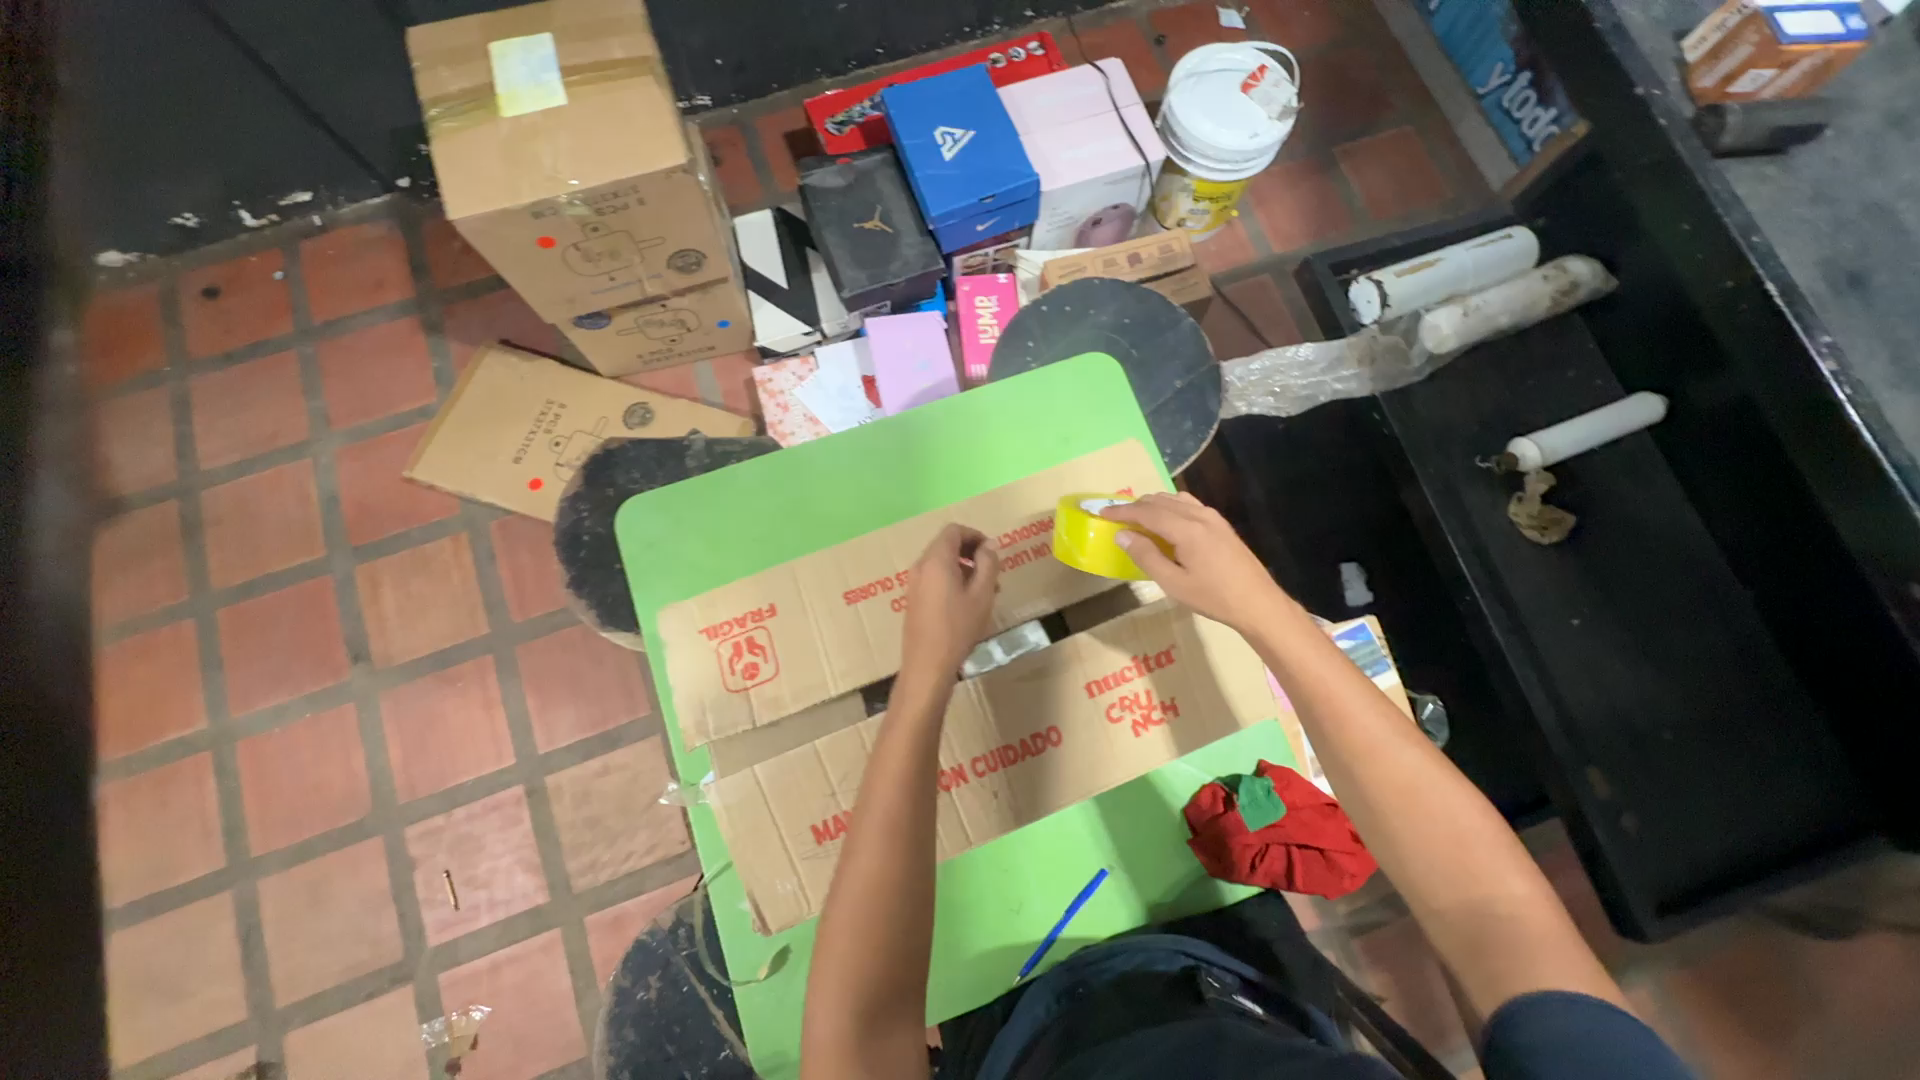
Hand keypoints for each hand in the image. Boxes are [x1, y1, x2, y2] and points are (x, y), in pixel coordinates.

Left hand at [899, 524, 1001, 680]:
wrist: (927, 664)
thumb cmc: (958, 628)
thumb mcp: (982, 594)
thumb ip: (988, 564)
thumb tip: (989, 545)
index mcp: (936, 560)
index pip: (954, 531)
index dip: (975, 535)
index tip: (992, 552)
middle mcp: (920, 566)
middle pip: (946, 545)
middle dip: (971, 553)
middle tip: (993, 572)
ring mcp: (913, 583)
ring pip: (941, 563)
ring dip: (964, 569)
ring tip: (986, 591)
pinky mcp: (913, 599)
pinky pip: (933, 578)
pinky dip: (952, 581)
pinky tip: (967, 604)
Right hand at [1100, 493, 1291, 632]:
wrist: (1257, 602)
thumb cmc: (1213, 597)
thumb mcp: (1173, 583)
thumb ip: (1146, 556)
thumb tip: (1123, 535)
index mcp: (1186, 530)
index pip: (1146, 512)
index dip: (1122, 511)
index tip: (1101, 512)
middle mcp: (1199, 516)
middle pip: (1160, 500)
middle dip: (1135, 506)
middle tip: (1115, 517)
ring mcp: (1213, 517)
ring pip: (1175, 499)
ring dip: (1152, 505)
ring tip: (1136, 518)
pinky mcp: (1220, 524)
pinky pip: (1188, 505)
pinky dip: (1170, 507)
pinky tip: (1166, 522)